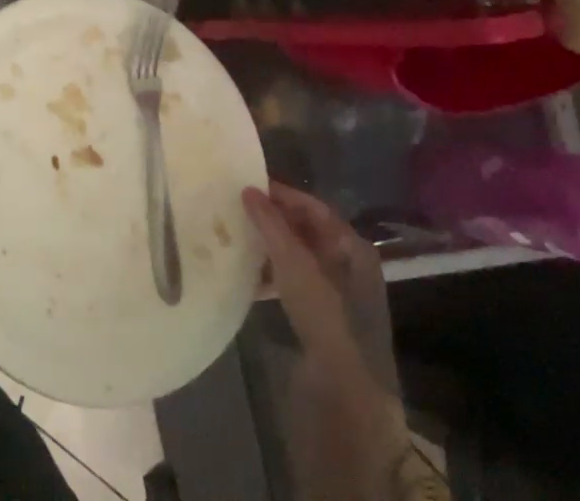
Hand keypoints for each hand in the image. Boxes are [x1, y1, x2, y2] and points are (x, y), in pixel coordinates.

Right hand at [243, 184, 409, 500]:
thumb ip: (275, 230)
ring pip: (291, 255)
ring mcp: (331, 293)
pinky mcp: (314, 316)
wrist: (347, 397)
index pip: (313, 207)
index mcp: (353, 250)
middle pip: (303, 229)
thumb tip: (248, 191)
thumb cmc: (329, 326)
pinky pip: (285, 281)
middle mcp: (345, 266)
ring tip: (226, 236)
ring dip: (262, 244)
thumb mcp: (299, 273)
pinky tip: (238, 275)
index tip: (238, 182)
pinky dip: (263, 272)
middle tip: (225, 206)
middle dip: (268, 216)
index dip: (279, 193)